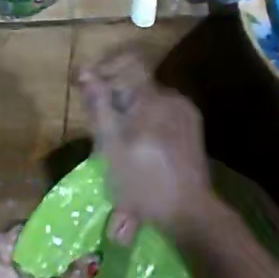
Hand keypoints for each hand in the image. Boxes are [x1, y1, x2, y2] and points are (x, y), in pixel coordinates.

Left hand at [0, 228, 88, 277]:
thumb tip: (94, 257)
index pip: (33, 228)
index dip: (61, 237)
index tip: (85, 245)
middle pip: (24, 243)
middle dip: (51, 255)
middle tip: (81, 262)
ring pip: (17, 260)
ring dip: (39, 269)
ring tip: (69, 275)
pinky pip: (7, 273)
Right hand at [75, 47, 217, 235]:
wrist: (189, 212)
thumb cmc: (144, 181)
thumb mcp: (112, 146)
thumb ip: (99, 106)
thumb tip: (86, 72)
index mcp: (153, 97)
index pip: (127, 64)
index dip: (105, 72)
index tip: (88, 91)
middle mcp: (172, 97)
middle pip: (137, 85)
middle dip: (115, 99)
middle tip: (98, 125)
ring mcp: (186, 113)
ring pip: (149, 101)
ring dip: (130, 113)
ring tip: (118, 142)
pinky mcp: (192, 128)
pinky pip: (164, 114)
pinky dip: (147, 123)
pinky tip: (139, 148)